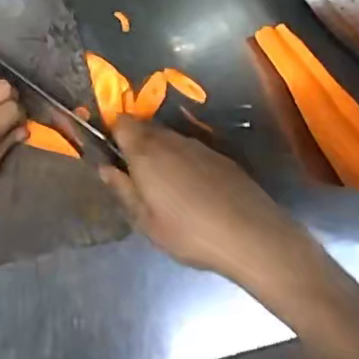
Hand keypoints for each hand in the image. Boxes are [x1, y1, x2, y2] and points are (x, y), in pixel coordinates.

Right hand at [99, 117, 296, 276]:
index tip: (114, 157)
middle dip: (136, 144)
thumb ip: (123, 190)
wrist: (253, 236)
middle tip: (138, 177)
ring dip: (162, 153)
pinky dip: (186, 163)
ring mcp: (198, 145)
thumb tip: (106, 168)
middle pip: (145, 128)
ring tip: (167, 188)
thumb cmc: (190, 232)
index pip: (121, 122)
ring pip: (169, 139)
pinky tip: (195, 192)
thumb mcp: (146, 222)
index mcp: (145, 151)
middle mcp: (170, 139)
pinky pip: (192, 151)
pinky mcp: (221, 157)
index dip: (114, 135)